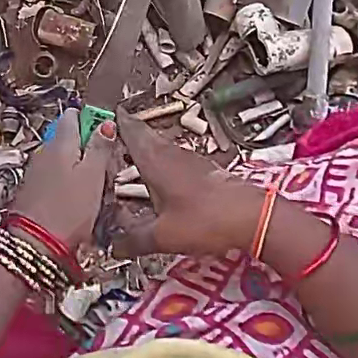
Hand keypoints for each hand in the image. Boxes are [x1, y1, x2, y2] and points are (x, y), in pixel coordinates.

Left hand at [10, 108, 114, 247]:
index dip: (93, 122)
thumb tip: (106, 122)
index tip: (107, 141)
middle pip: (72, 138)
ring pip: (66, 159)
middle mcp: (45, 150)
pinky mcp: (35, 189)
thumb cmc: (68, 211)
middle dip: (91, 150)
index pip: (74, 114)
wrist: (34, 247)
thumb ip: (100, 146)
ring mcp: (37, 170)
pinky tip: (80, 202)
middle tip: (107, 172)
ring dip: (82, 170)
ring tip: (96, 192)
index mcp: (60, 141)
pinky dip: (70, 184)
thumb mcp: (93, 176)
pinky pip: (57, 177)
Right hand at [115, 114, 265, 258]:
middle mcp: (170, 153)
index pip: (132, 132)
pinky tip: (161, 173)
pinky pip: (173, 156)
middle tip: (113, 131)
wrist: (250, 216)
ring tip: (130, 152)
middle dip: (129, 131)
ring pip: (160, 145)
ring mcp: (189, 158)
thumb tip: (111, 246)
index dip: (118, 121)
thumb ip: (134, 240)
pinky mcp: (203, 168)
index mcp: (154, 162)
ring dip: (145, 145)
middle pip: (146, 135)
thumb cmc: (204, 220)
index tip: (106, 112)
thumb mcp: (163, 236)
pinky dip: (161, 158)